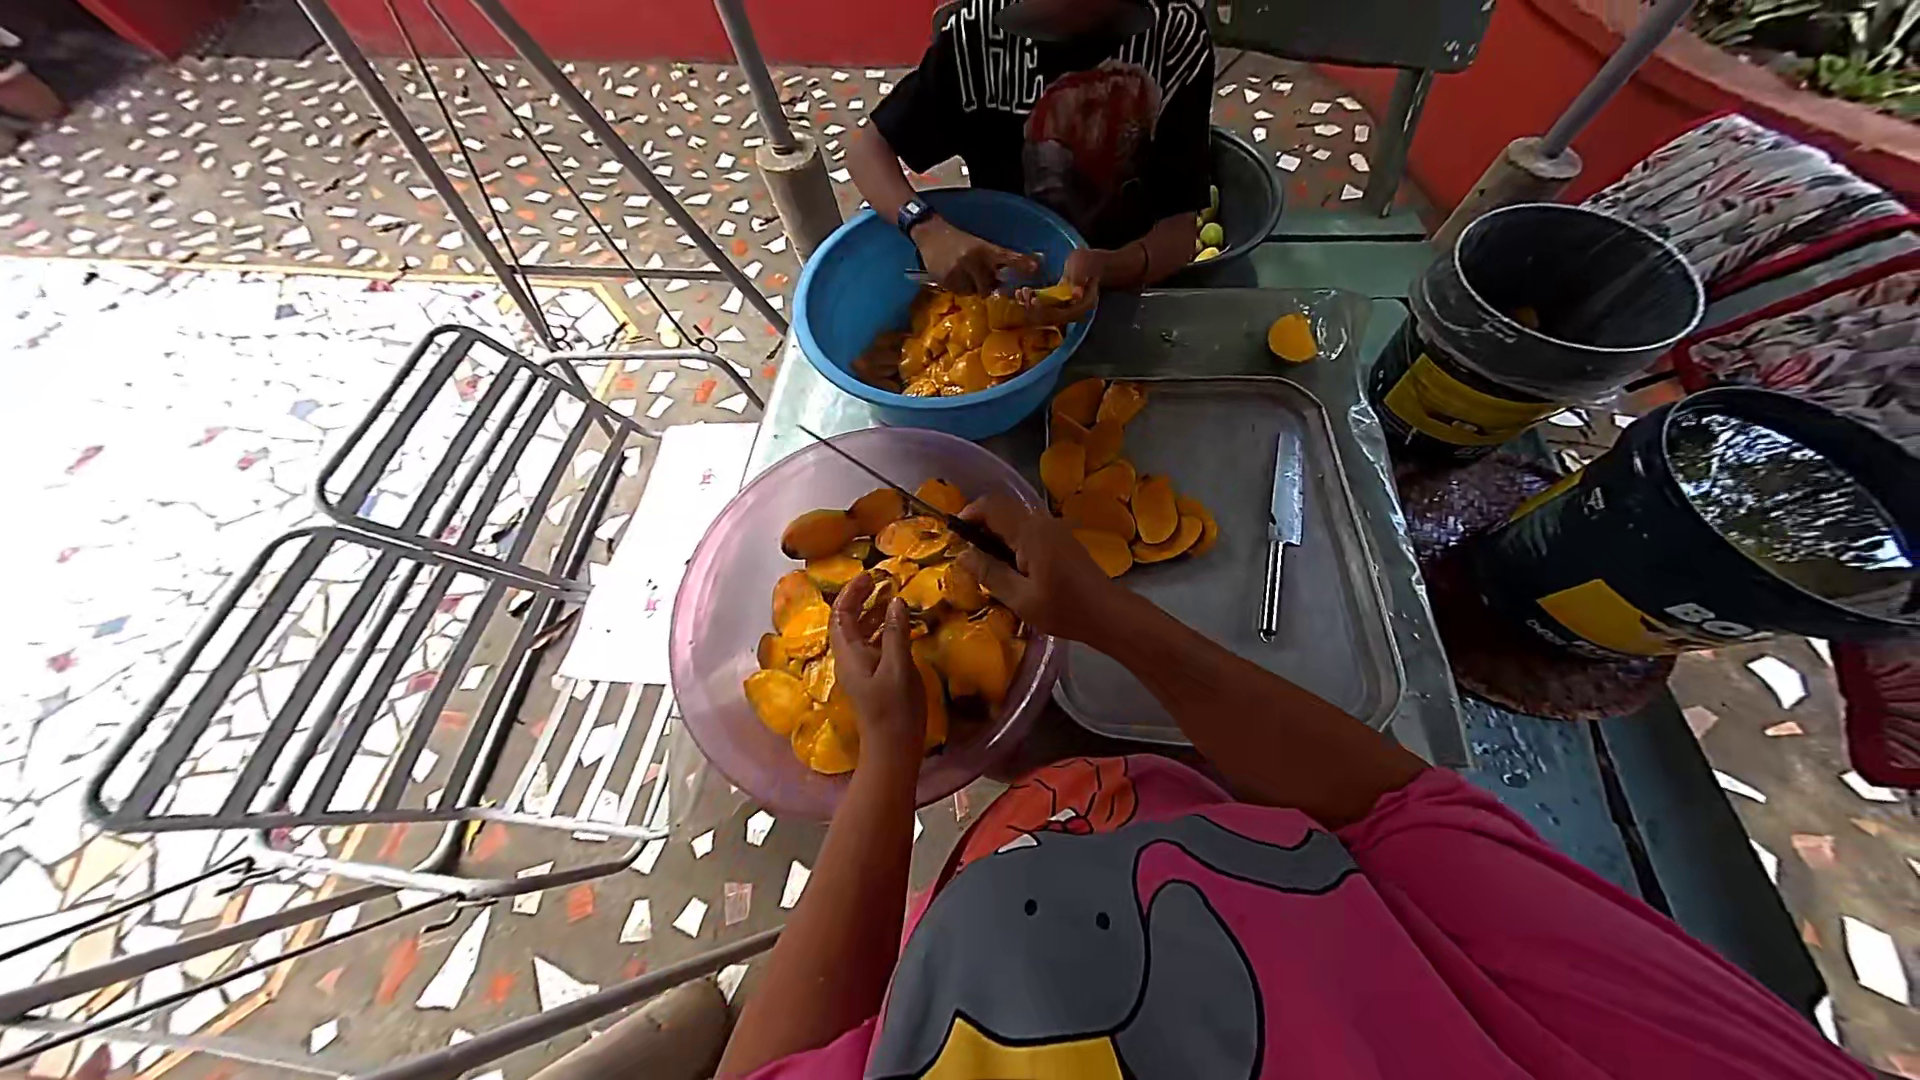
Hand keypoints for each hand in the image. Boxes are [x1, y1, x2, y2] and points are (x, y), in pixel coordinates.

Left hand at [829, 574, 926, 769]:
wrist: (893, 748)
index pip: (840, 614)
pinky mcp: (873, 677)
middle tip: (883, 581)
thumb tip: (896, 601)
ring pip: (862, 632)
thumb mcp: (898, 666)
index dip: (851, 592)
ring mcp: (861, 668)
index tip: (870, 575)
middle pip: (848, 620)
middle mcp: (849, 658)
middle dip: (862, 598)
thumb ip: (896, 632)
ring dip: (875, 612)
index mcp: (849, 653)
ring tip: (895, 597)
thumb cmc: (894, 708)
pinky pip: (874, 644)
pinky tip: (902, 625)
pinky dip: (884, 629)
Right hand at [913, 217, 1040, 294]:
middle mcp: (974, 259)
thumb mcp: (977, 245)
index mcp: (984, 248)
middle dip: (985, 284)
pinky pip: (960, 293)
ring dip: (970, 286)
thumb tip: (1006, 281)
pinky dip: (958, 286)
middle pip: (988, 286)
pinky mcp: (947, 280)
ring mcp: (960, 271)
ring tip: (961, 271)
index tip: (1036, 267)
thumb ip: (992, 261)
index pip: (1006, 257)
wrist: (930, 233)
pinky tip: (951, 274)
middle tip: (976, 275)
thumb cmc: (957, 240)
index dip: (1021, 263)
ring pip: (973, 291)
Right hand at [955, 495, 1131, 645]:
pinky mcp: (1060, 539)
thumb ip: (989, 573)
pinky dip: (1011, 538)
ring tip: (983, 560)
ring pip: (1015, 517)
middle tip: (966, 551)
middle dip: (980, 523)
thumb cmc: (1064, 609)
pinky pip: (1028, 528)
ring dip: (995, 531)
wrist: (1108, 613)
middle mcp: (1042, 522)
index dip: (969, 513)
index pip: (991, 506)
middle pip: (1003, 507)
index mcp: (1030, 532)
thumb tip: (962, 555)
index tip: (954, 535)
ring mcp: (1053, 529)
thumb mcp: (1020, 598)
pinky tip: (1008, 564)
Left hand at [1019, 247, 1101, 325]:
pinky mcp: (1056, 308)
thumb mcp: (1082, 267)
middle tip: (1022, 294)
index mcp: (1082, 306)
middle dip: (1034, 309)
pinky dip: (1030, 303)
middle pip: (1051, 318)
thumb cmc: (1086, 262)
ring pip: (1044, 316)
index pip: (1062, 314)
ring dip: (1030, 307)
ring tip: (1020, 293)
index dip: (1046, 309)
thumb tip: (1077, 296)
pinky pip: (1042, 310)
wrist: (1089, 265)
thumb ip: (1079, 280)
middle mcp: (1073, 313)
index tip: (1032, 300)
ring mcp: (1064, 311)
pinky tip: (1021, 293)